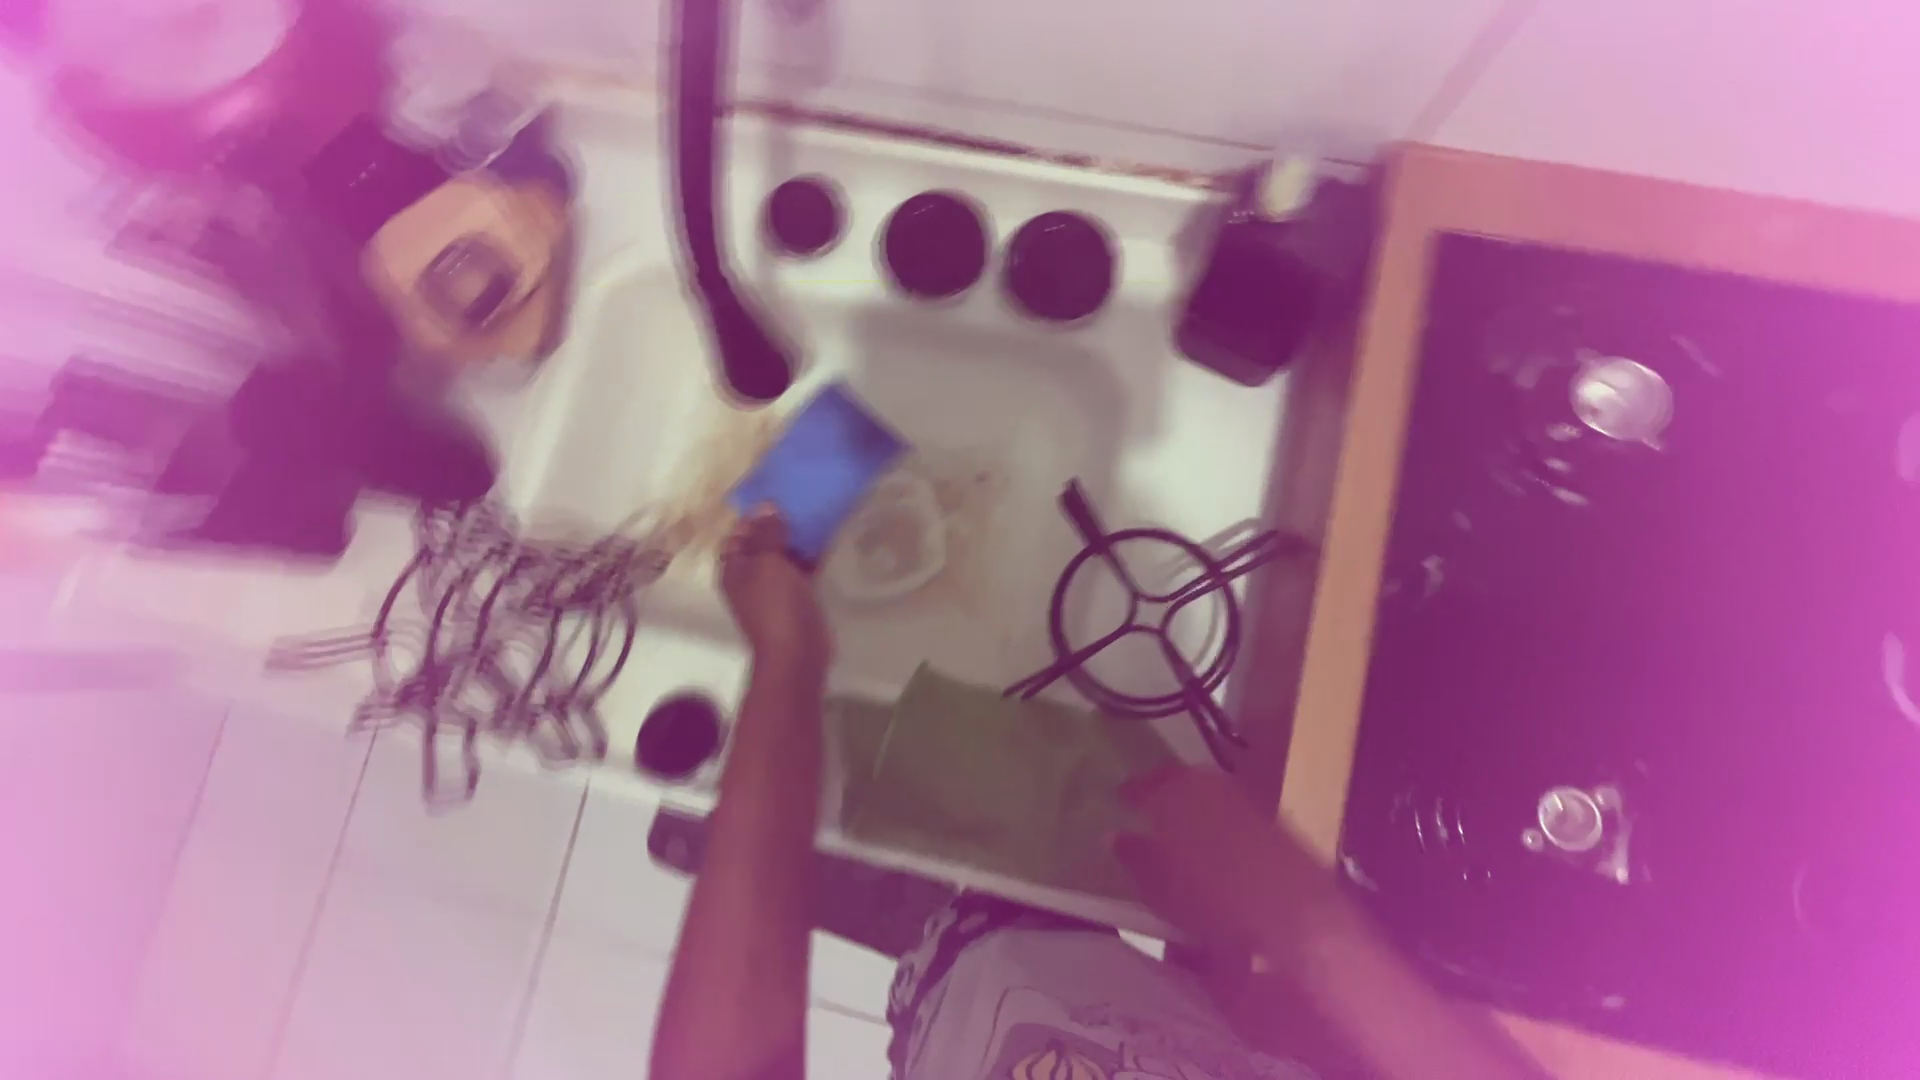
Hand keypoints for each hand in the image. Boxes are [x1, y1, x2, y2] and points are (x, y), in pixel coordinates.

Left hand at [719, 505, 831, 675]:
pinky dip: (811, 555)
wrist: (797, 652)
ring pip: (784, 554)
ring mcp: (775, 588)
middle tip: (802, 500)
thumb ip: (767, 533)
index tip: (777, 495)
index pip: (738, 533)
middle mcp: (750, 576)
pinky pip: (802, 568)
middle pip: (762, 542)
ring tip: (816, 513)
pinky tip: (827, 538)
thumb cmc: (775, 605)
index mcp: (733, 568)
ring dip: (797, 538)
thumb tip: (767, 505)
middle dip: (779, 523)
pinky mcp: (797, 596)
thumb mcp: (767, 563)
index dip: (753, 515)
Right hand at [1112, 765, 1340, 953]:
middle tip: (1148, 805)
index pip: (1145, 782)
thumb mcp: (1157, 883)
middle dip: (1164, 791)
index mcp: (1176, 791)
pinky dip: (1220, 822)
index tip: (1119, 797)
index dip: (1131, 790)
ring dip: (1194, 804)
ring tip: (1179, 826)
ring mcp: (1247, 802)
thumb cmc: (1210, 898)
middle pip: (1180, 781)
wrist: (1295, 917)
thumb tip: (1112, 834)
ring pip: (1210, 794)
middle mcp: (1212, 786)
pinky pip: (1235, 814)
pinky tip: (1215, 846)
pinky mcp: (1274, 826)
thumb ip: (1133, 854)